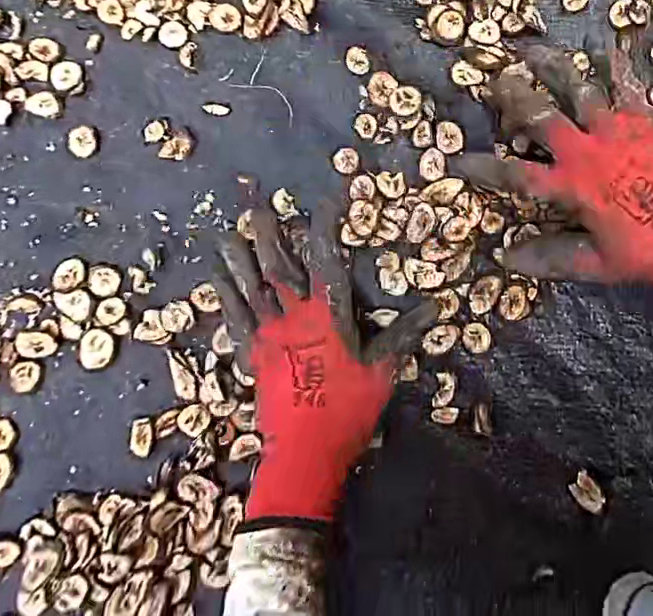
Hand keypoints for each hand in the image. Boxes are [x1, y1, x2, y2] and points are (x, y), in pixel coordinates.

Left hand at [217, 205, 435, 522]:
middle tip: (257, 204)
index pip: (326, 258)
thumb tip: (438, 308)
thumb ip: (404, 335)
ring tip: (228, 231)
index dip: (326, 225)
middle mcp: (293, 314)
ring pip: (249, 285)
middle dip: (268, 232)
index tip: (326, 200)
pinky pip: (233, 315)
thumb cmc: (346, 409)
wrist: (303, 453)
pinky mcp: (250, 352)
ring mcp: (267, 332)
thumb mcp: (382, 371)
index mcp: (327, 313)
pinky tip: (215, 275)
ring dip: (238, 256)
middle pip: (278, 264)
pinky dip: (224, 292)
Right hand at [455, 42, 652, 326]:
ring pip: (577, 90)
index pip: (515, 174)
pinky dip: (614, 65)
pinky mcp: (646, 121)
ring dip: (552, 69)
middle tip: (496, 79)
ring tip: (533, 50)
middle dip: (514, 97)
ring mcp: (617, 131)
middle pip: (540, 117)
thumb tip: (506, 258)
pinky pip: (626, 86)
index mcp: (571, 186)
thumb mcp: (597, 263)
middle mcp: (587, 151)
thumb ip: (551, 257)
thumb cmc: (651, 251)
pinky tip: (604, 46)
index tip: (458, 161)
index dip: (483, 167)